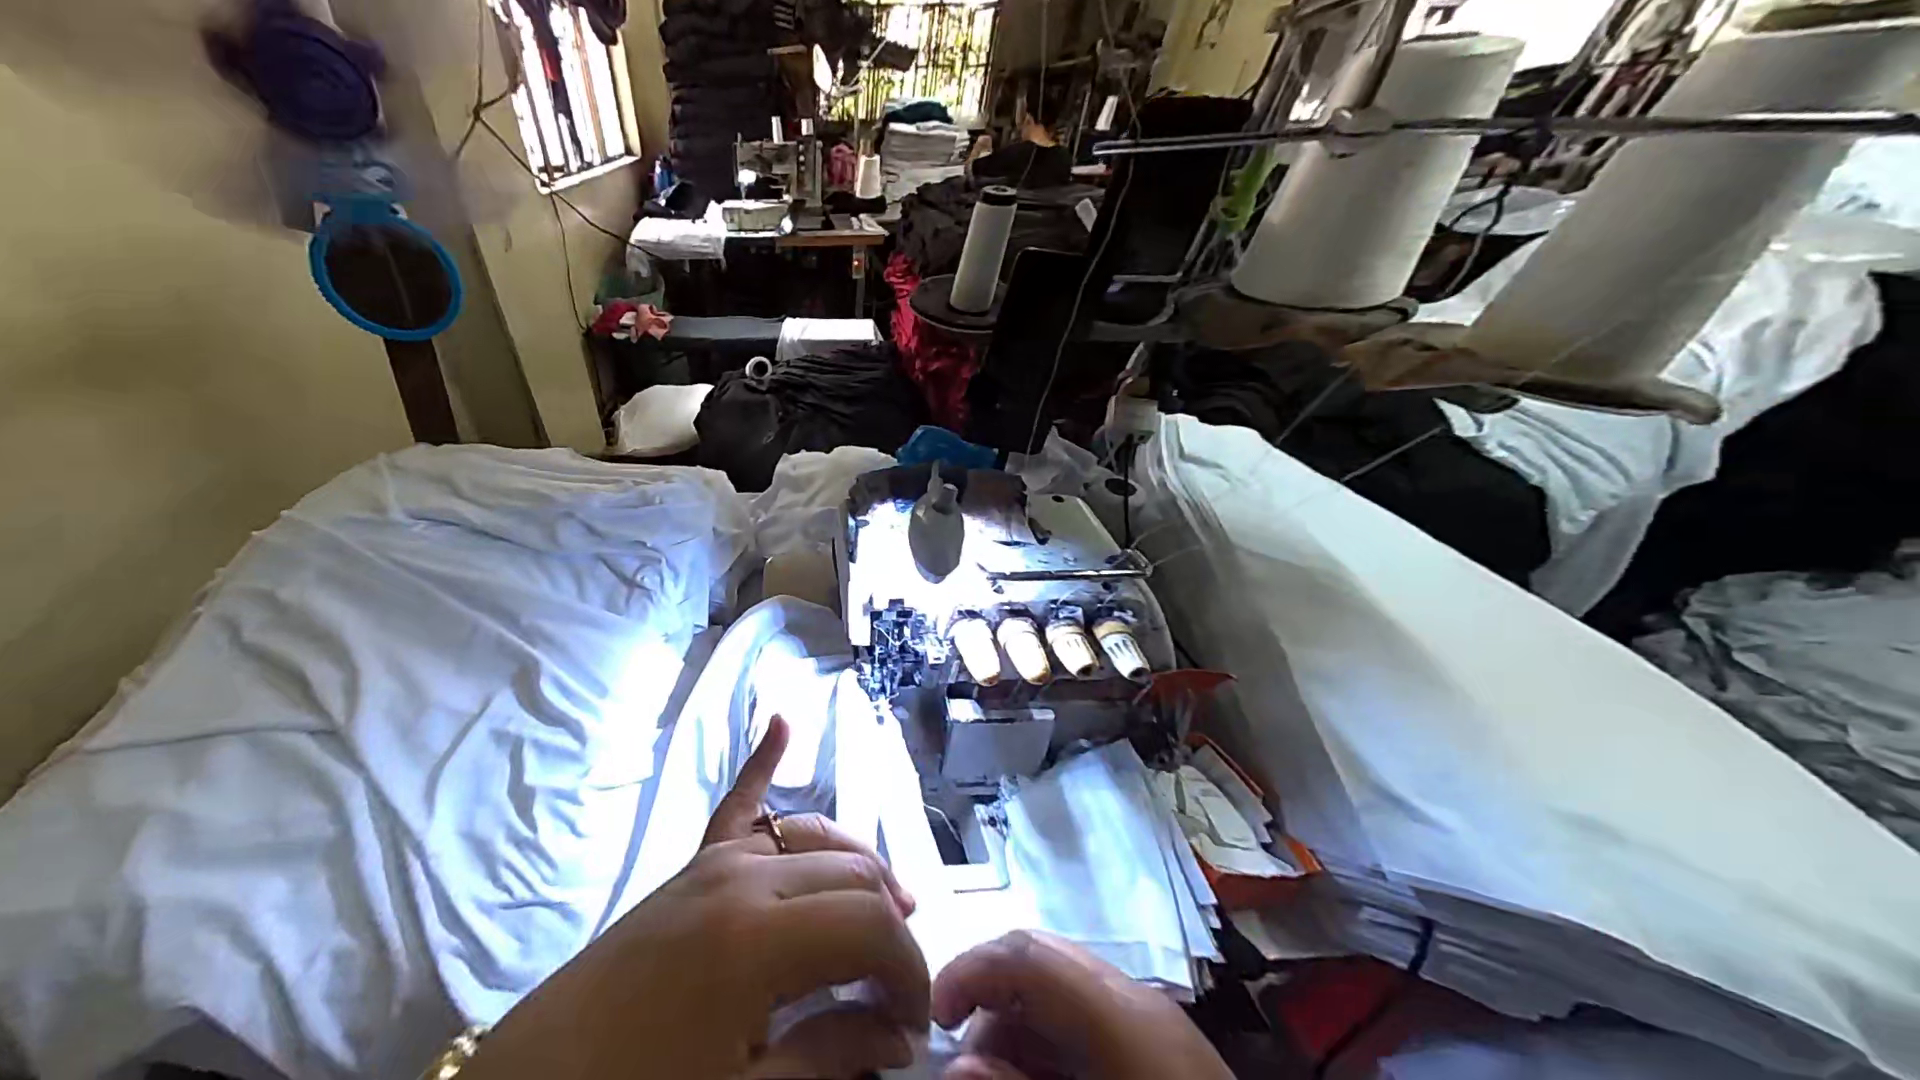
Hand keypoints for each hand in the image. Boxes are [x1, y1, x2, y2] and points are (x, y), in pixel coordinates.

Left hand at [460, 715, 928, 1079]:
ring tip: (892, 909)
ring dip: (862, 868)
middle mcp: (744, 878)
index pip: (871, 927)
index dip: (907, 974)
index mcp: (759, 937)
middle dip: (892, 930)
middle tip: (898, 995)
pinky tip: (781, 723)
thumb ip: (830, 1055)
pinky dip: (762, 764)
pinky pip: (737, 806)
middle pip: (853, 877)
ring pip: (816, 838)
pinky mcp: (690, 867)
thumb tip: (896, 1036)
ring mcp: (714, 864)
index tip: (914, 1028)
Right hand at [933, 931, 1232, 1079]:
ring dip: (1018, 1019)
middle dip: (990, 995)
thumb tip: (956, 1064)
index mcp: (1118, 1012)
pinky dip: (1049, 1034)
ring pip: (1058, 980)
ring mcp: (1148, 1011)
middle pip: (1040, 956)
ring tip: (1005, 1074)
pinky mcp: (1155, 1035)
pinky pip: (1083, 1010)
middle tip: (969, 1061)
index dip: (971, 970)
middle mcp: (1132, 995)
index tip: (937, 1016)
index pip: (1028, 954)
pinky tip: (1044, 1074)